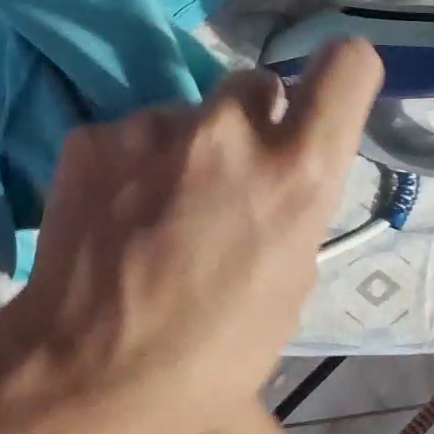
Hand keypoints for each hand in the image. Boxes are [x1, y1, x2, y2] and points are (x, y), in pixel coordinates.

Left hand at [0, 39, 382, 433]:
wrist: (94, 361)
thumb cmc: (212, 351)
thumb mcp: (288, 280)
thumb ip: (286, 203)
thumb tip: (274, 169)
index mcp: (295, 173)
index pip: (343, 72)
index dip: (339, 73)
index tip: (325, 87)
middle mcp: (224, 132)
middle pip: (249, 85)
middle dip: (246, 117)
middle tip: (222, 169)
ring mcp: (147, 127)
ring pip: (176, 116)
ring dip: (174, 147)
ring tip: (149, 209)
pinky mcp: (90, 135)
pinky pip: (122, 136)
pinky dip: (121, 163)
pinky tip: (108, 211)